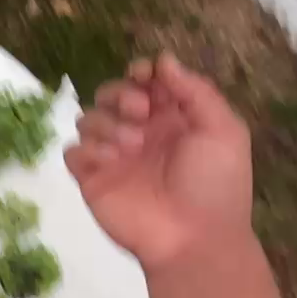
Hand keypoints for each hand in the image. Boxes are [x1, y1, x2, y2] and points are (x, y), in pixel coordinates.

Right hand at [64, 53, 254, 273]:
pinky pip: (73, 150)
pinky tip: (110, 162)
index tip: (145, 76)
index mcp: (170, 119)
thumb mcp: (223, 132)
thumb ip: (196, 92)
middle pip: (109, 93)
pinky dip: (88, 150)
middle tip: (141, 114)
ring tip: (131, 147)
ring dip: (107, 124)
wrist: (193, 237)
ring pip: (87, 118)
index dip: (141, 73)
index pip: (144, 83)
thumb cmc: (215, 185)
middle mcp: (137, 132)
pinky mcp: (89, 176)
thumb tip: (163, 60)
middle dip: (121, 94)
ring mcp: (111, 155)